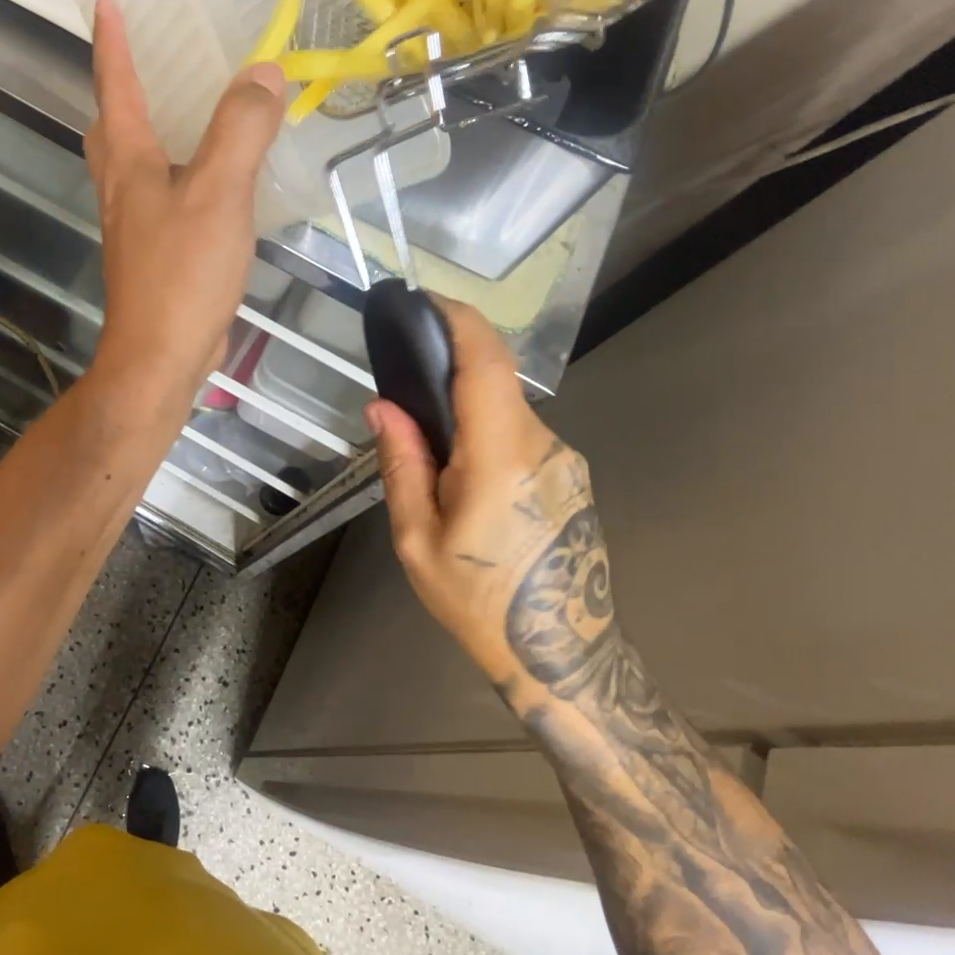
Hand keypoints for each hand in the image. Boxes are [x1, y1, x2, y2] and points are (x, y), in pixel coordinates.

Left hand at [84, 0, 287, 388]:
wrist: (160, 358)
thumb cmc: (181, 274)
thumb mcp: (218, 192)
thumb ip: (240, 130)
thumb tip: (262, 74)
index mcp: (128, 165)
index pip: (116, 89)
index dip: (112, 45)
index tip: (108, 5)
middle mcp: (122, 192)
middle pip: (110, 132)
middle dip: (119, 94)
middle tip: (143, 64)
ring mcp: (135, 230)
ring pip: (132, 169)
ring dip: (148, 136)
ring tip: (183, 115)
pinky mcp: (154, 260)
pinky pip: (161, 202)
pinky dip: (178, 179)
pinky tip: (210, 186)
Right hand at [366, 300, 601, 682]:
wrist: (560, 653)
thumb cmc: (479, 601)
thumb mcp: (418, 540)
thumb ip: (401, 465)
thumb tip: (382, 406)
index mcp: (500, 457)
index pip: (486, 363)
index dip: (458, 321)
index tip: (425, 301)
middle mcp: (542, 445)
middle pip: (494, 383)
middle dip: (448, 375)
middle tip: (402, 400)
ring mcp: (564, 460)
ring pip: (506, 411)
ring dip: (466, 414)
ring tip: (429, 461)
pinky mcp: (571, 476)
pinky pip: (520, 436)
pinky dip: (486, 436)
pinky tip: (462, 480)